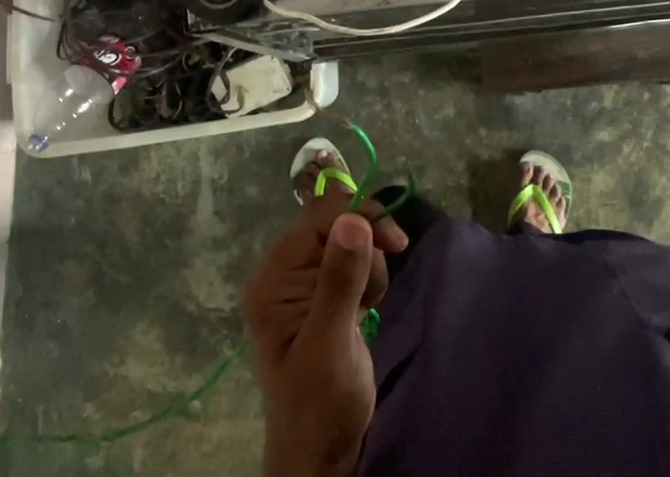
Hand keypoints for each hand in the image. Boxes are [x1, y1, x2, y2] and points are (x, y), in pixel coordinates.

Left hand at [244, 188, 407, 476]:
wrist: (321, 453)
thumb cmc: (320, 404)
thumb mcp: (330, 342)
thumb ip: (339, 280)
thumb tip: (352, 219)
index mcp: (273, 277)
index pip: (318, 218)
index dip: (358, 217)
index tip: (395, 242)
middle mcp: (284, 273)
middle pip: (335, 224)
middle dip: (367, 248)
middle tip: (376, 290)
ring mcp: (304, 285)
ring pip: (350, 241)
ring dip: (370, 267)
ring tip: (368, 308)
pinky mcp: (325, 296)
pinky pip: (354, 263)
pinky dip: (369, 279)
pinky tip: (367, 308)